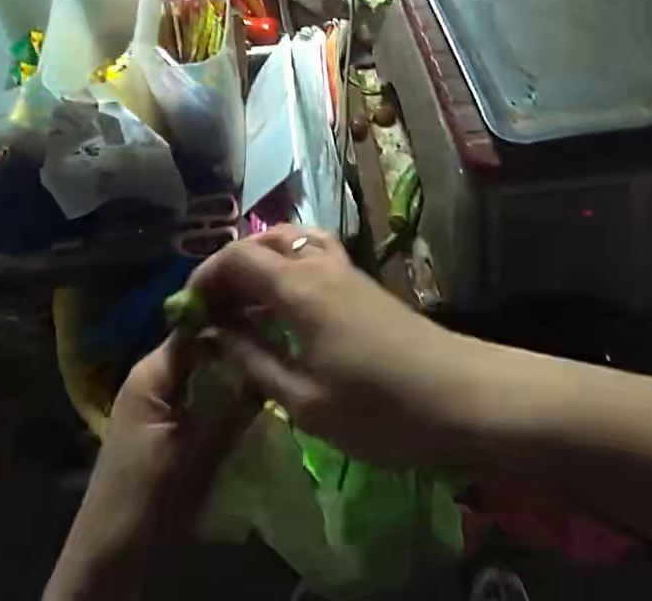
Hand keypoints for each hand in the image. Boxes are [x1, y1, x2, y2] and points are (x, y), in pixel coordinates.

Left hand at [44, 335, 252, 600]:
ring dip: (232, 370)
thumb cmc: (144, 491)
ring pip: (204, 371)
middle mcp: (155, 376)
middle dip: (236, 345)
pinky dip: (224, 394)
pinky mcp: (171, 424)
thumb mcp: (191, 448)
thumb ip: (228, 407)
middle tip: (277, 343)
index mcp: (152, 371)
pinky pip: (201, 395)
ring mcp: (162, 400)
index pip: (193, 328)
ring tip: (273, 364)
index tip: (267, 316)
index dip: (228, 319)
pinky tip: (253, 397)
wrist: (112, 548)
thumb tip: (266, 369)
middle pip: (201, 347)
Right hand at [186, 227, 485, 468]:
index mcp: (297, 287)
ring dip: (256, 262)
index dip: (203, 278)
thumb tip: (211, 334)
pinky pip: (310, 254)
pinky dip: (285, 264)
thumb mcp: (304, 400)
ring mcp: (343, 269)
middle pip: (258, 244)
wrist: (466, 398)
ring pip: (286, 242)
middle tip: (210, 309)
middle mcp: (316, 264)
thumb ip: (252, 360)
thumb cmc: (380, 409)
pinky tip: (286, 300)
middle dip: (226, 269)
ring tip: (242, 302)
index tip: (186, 309)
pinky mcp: (360, 282)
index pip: (235, 259)